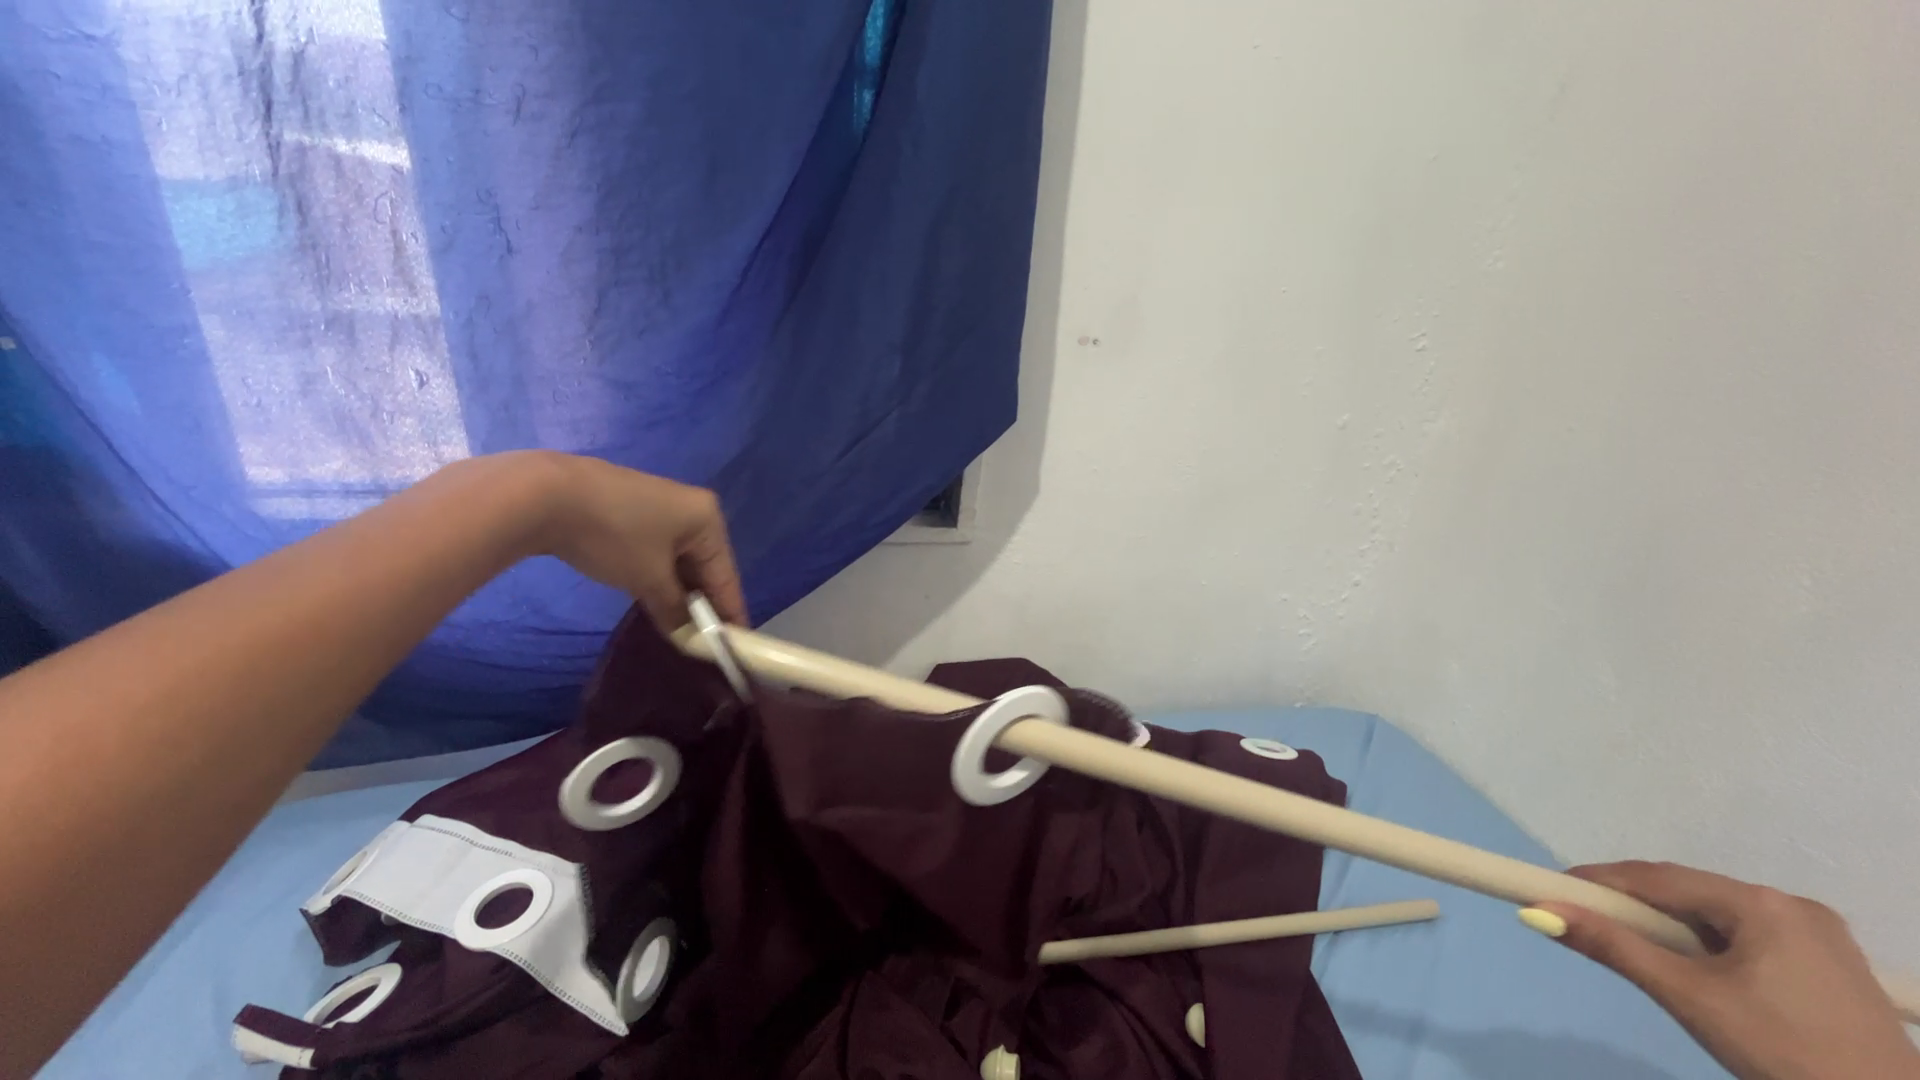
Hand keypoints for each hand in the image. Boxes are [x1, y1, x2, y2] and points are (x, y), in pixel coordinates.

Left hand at [524, 452, 748, 630]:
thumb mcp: (649, 580)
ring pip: (678, 560)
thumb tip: (688, 638)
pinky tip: (653, 599)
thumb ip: (675, 610)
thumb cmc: (614, 536)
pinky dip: (658, 576)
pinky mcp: (631, 510)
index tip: (737, 646)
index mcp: (708, 519)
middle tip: (704, 643)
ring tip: (680, 628)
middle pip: (704, 566)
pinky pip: (657, 551)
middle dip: (702, 604)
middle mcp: (691, 508)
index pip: (726, 576)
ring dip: (678, 593)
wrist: (546, 495)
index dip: (730, 613)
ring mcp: (660, 506)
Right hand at [1527, 861, 1919, 1079]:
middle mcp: (1792, 904)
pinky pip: (1749, 935)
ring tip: (1636, 947)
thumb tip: (1539, 911)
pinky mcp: (1831, 963)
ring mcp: (1819, 933)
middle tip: (1587, 921)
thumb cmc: (1781, 1051)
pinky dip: (1709, 943)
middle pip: (1689, 892)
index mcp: (1761, 902)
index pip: (1657, 878)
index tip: (1552, 888)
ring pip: (1718, 914)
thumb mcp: (1687, 997)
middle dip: (1635, 904)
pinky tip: (1696, 967)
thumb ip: (1613, 947)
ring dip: (1671, 925)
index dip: (1600, 881)